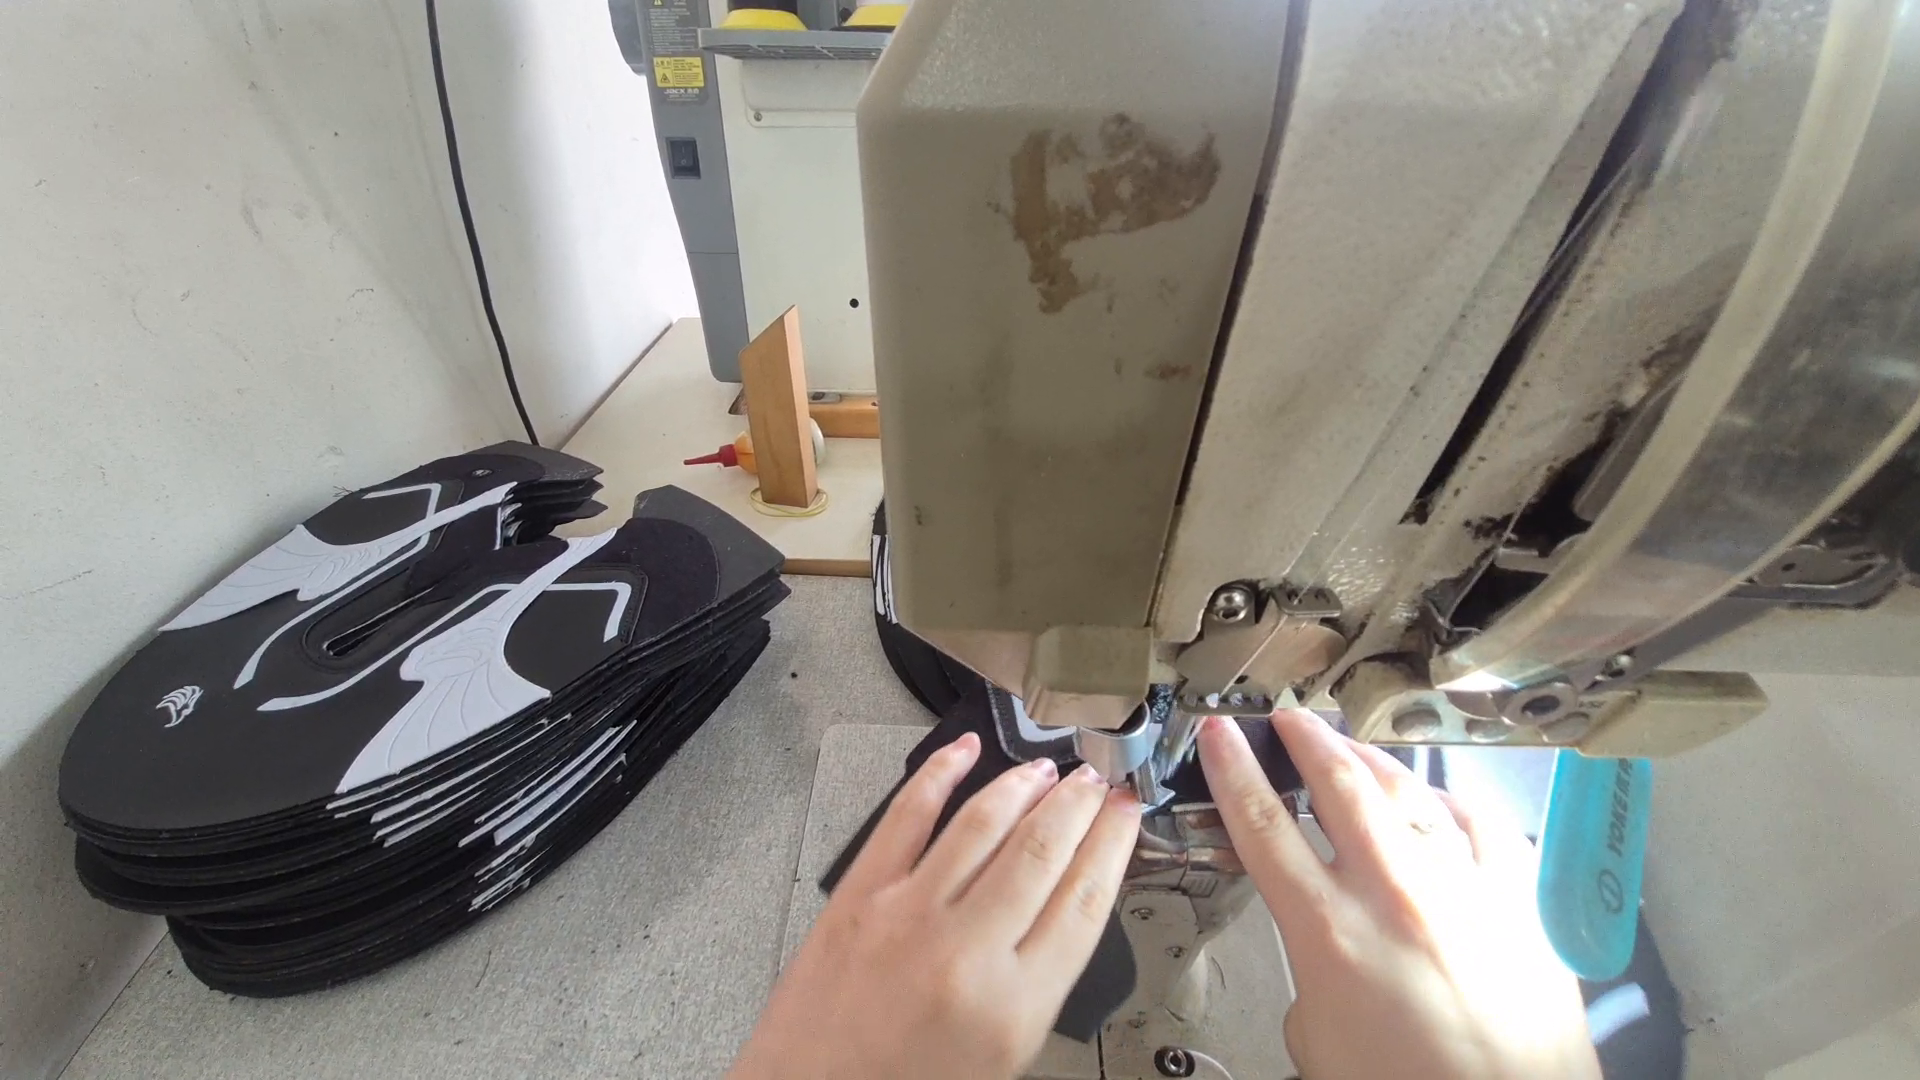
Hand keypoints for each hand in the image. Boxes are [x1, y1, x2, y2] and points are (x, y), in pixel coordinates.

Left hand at [728, 733, 1142, 1079]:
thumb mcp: (1003, 1054)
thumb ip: (1040, 973)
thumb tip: (1067, 891)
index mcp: (1013, 1007)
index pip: (1083, 901)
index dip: (1113, 843)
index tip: (1127, 812)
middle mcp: (966, 951)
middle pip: (1041, 849)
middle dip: (1078, 802)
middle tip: (1096, 778)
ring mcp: (909, 912)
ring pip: (983, 822)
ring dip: (1023, 784)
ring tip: (1048, 768)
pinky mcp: (862, 890)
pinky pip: (909, 813)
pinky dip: (941, 771)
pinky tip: (966, 749)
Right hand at [1197, 709, 1599, 1079]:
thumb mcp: (1314, 1034)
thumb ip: (1307, 967)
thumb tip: (1321, 938)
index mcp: (1328, 930)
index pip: (1262, 824)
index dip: (1233, 768)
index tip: (1217, 731)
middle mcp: (1392, 895)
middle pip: (1338, 783)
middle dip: (1304, 738)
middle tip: (1287, 716)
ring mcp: (1463, 891)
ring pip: (1406, 790)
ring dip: (1367, 757)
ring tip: (1347, 743)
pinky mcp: (1521, 905)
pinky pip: (1481, 824)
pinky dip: (1446, 800)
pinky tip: (1431, 797)